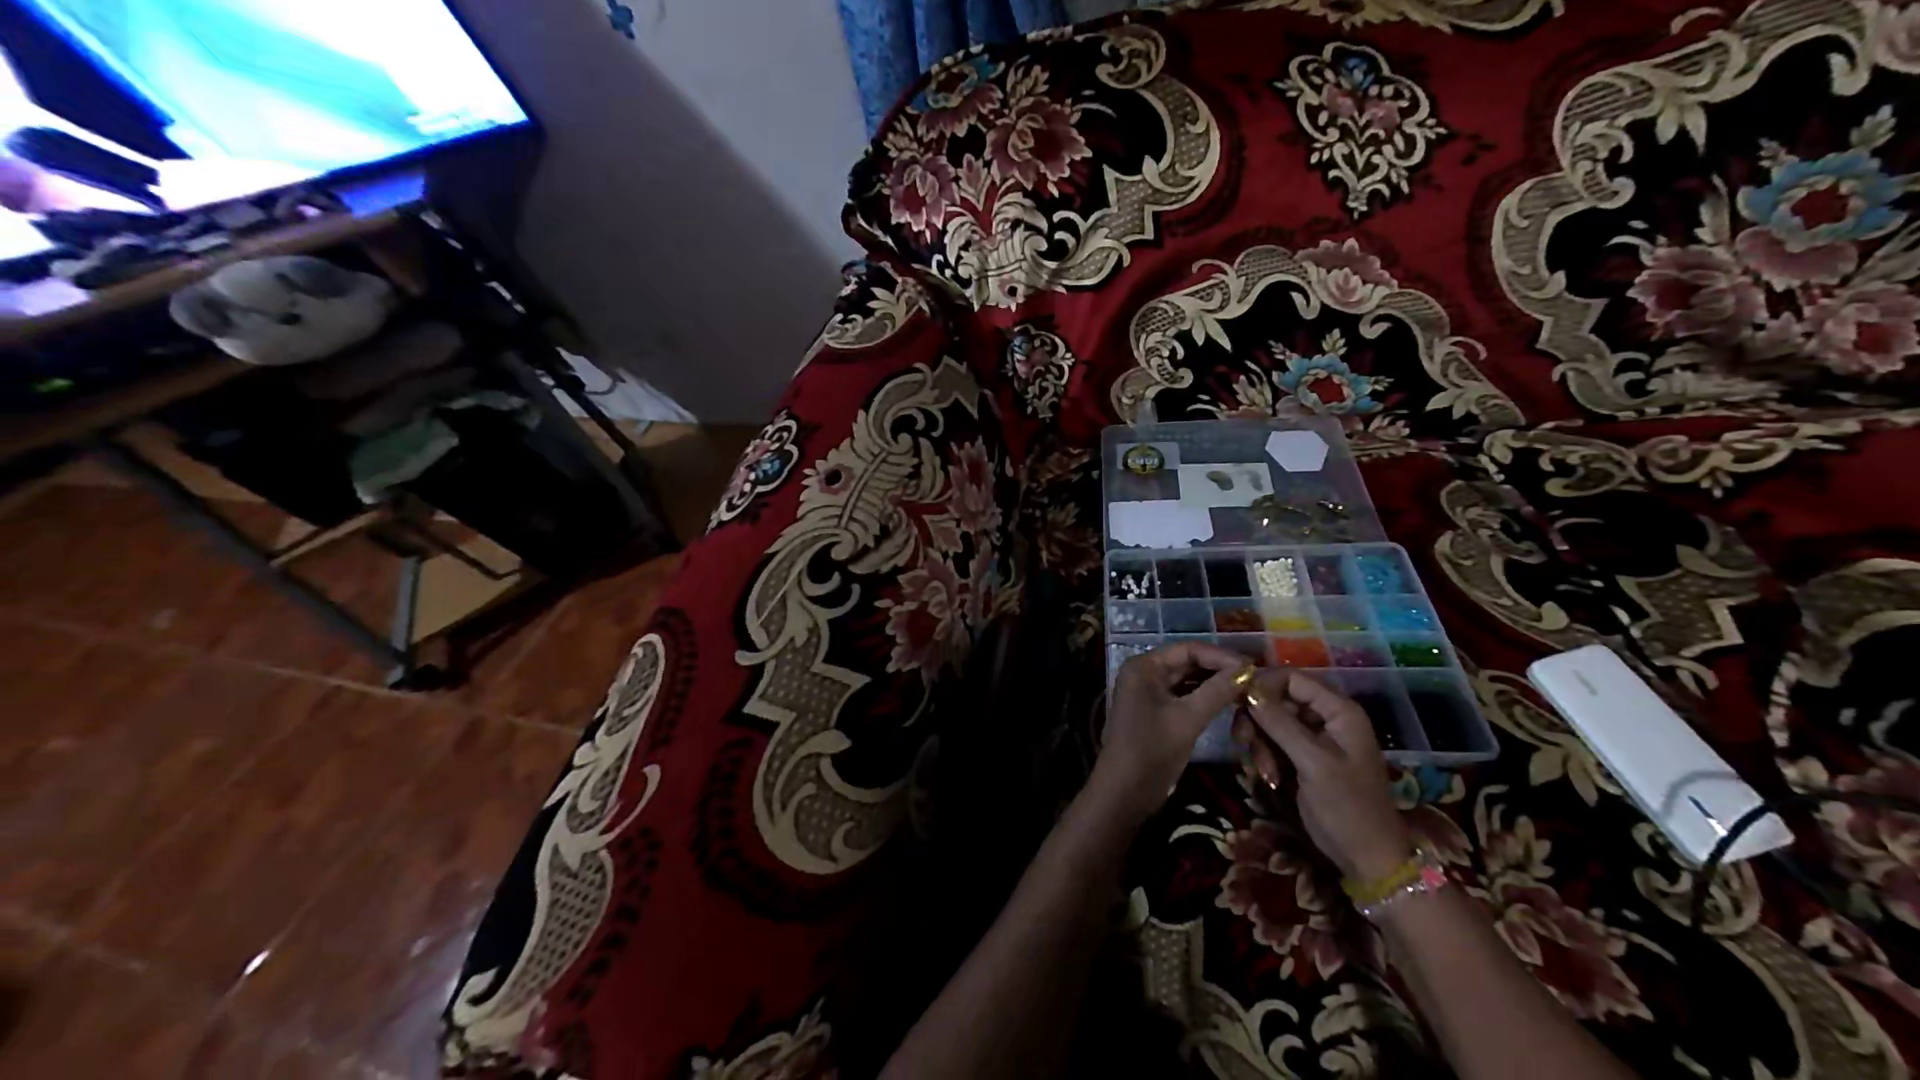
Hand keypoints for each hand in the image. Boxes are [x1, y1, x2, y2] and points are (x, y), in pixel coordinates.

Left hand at [1089, 643, 1247, 827]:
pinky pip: (1185, 696)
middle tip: (1257, 677)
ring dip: (1216, 683)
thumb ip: (1217, 691)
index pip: (1189, 649)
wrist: (1125, 792)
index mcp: (1144, 666)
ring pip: (1189, 680)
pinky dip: (1206, 698)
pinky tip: (1231, 702)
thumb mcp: (1187, 719)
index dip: (1222, 656)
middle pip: (1189, 662)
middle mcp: (1145, 673)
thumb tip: (1249, 669)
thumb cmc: (1151, 750)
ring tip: (1249, 688)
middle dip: (1220, 669)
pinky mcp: (1158, 712)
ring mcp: (1150, 693)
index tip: (1254, 667)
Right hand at [1233, 671, 1414, 881]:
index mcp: (1339, 711)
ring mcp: (1313, 737)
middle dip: (1257, 721)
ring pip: (1269, 721)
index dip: (1263, 685)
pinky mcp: (1301, 756)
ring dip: (1259, 743)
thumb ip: (1280, 724)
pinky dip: (1264, 756)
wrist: (1366, 856)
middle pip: (1276, 698)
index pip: (1292, 678)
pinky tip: (1268, 778)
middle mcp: (1325, 717)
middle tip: (1245, 744)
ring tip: (1264, 772)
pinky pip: (1272, 741)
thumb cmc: (1348, 806)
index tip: (1238, 704)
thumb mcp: (1313, 763)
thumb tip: (1248, 689)